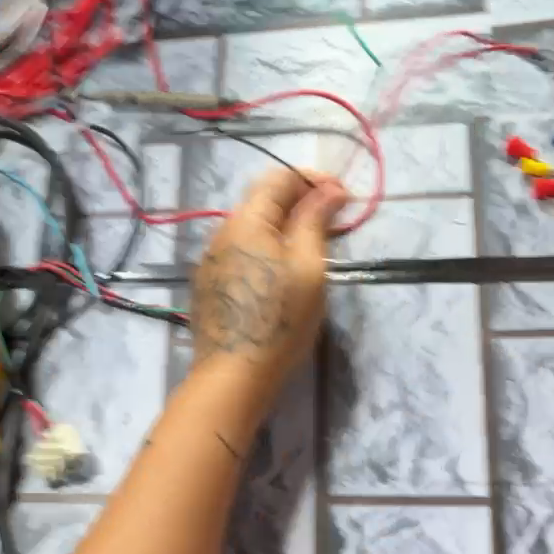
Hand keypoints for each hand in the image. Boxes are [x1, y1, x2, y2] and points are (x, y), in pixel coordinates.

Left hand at [190, 168, 348, 401]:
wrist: (234, 375)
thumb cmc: (279, 321)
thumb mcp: (309, 267)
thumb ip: (315, 221)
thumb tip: (330, 189)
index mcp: (246, 220)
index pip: (280, 178)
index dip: (315, 180)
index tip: (344, 197)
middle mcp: (221, 233)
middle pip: (261, 201)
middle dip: (298, 201)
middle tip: (331, 220)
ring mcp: (211, 262)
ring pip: (250, 229)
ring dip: (281, 227)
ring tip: (309, 246)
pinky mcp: (209, 287)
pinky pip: (239, 254)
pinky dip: (264, 251)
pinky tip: (279, 272)